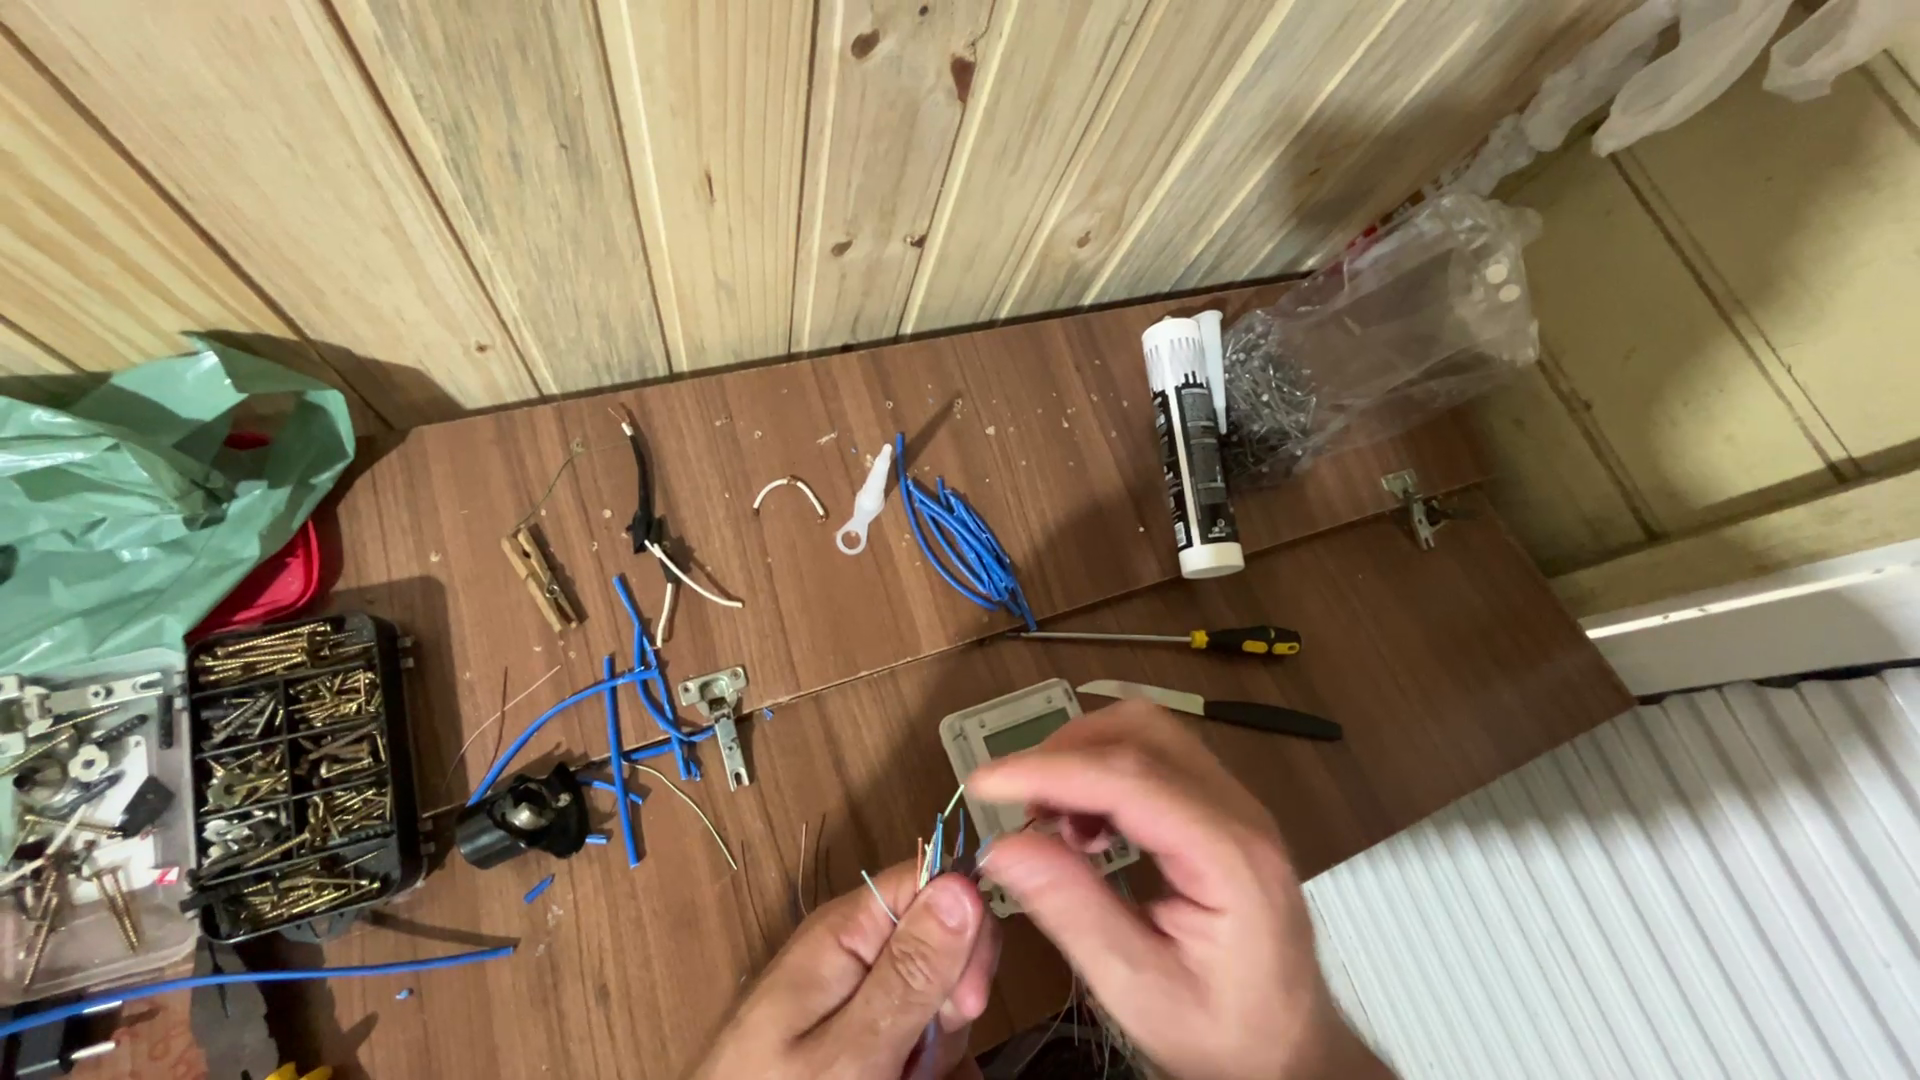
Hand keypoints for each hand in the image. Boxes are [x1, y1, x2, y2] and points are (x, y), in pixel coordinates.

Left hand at [685, 861, 1000, 1079]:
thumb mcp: (850, 1051)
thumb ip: (909, 971)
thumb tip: (962, 883)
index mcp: (847, 930)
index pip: (933, 881)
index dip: (965, 929)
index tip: (969, 999)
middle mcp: (856, 947)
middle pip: (943, 943)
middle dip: (951, 1001)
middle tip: (923, 1059)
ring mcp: (860, 991)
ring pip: (939, 995)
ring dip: (939, 1044)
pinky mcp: (864, 1029)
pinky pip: (921, 1032)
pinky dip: (926, 1064)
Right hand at [969, 700, 1390, 1079]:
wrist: (1290, 1047)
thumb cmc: (1222, 1031)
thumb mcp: (1138, 990)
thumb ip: (1072, 910)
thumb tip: (1002, 846)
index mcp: (1227, 856)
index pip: (1130, 779)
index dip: (1050, 770)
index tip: (985, 783)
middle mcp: (1238, 811)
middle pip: (1142, 732)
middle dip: (1066, 753)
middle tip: (1023, 806)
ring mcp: (1233, 802)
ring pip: (1147, 730)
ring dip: (1085, 757)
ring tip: (1056, 820)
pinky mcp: (1220, 806)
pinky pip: (1155, 755)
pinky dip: (1105, 770)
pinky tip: (1089, 825)